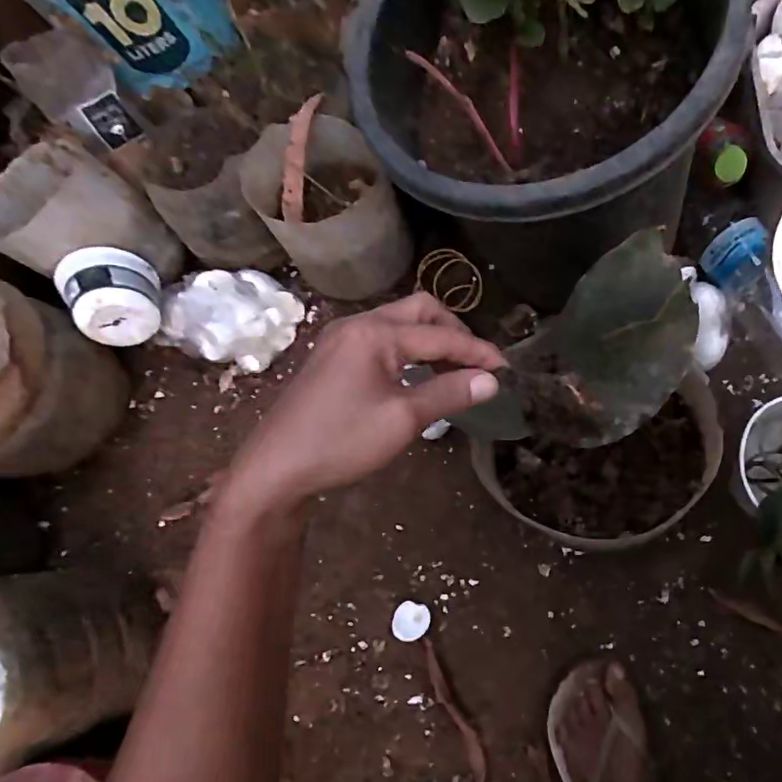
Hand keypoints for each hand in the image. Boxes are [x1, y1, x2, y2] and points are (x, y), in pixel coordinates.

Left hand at [221, 293, 504, 509]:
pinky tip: (419, 377)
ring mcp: (340, 340)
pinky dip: (409, 352)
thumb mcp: (402, 419)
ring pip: (399, 325)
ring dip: (431, 341)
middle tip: (477, 363)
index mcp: (374, 334)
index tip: (506, 370)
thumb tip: (491, 381)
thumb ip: (449, 393)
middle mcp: (356, 325)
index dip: (477, 351)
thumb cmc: (340, 442)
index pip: (440, 335)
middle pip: (419, 312)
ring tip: (455, 371)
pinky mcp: (333, 358)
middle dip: (454, 332)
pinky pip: (382, 341)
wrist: (275, 469)